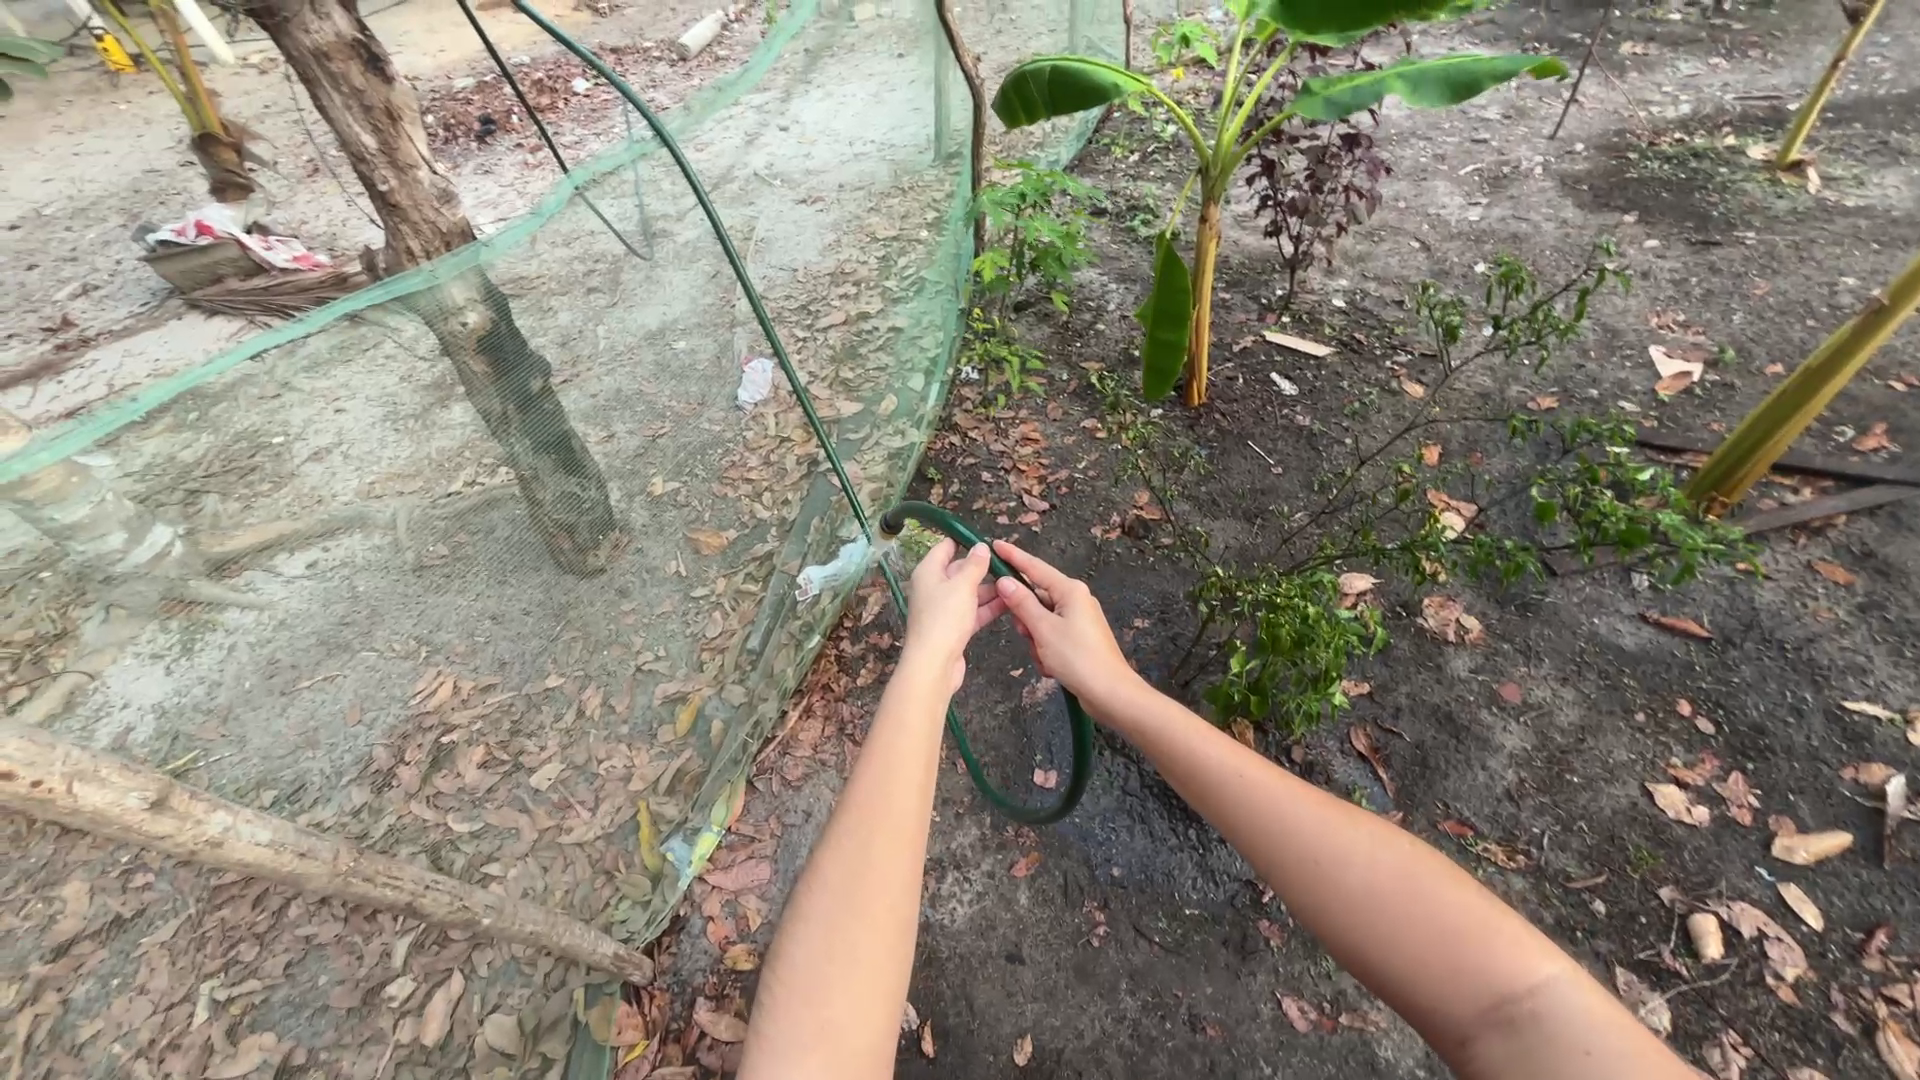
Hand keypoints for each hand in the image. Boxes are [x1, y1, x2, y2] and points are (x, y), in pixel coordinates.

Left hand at [902, 539, 1004, 693]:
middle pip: (959, 571)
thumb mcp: (963, 586)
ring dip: (990, 589)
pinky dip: (988, 607)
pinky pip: (973, 611)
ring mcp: (943, 609)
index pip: (945, 548)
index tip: (987, 540)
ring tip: (1015, 582)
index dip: (964, 541)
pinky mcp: (953, 627)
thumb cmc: (944, 619)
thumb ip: (974, 565)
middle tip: (1009, 563)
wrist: (934, 664)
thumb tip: (981, 546)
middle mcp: (934, 588)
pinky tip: (1010, 603)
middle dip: (983, 567)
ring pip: (969, 593)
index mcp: (929, 572)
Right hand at [991, 540, 1141, 715]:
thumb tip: (1004, 581)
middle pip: (1036, 598)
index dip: (1013, 557)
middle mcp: (1075, 600)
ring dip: (1036, 641)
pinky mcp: (1079, 638)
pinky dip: (1046, 651)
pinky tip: (1053, 667)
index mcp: (1070, 590)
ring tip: (1046, 658)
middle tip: (1028, 636)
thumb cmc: (1078, 658)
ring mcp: (1078, 620)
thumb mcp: (1044, 629)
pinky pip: (1051, 637)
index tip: (995, 545)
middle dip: (1026, 620)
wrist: (1110, 693)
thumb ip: (1022, 604)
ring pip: (1041, 621)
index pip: (1034, 568)